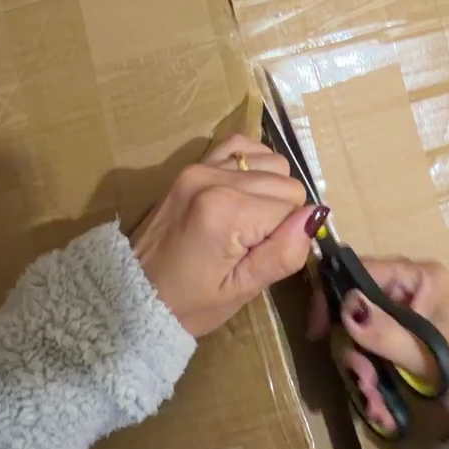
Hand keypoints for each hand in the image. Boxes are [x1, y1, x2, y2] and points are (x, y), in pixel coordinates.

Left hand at [132, 134, 325, 337]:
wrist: (132, 293)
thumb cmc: (189, 302)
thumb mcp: (242, 291)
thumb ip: (282, 253)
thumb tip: (315, 216)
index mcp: (226, 211)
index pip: (293, 205)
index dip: (285, 234)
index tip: (258, 256)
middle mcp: (214, 178)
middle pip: (285, 180)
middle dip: (279, 213)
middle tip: (251, 244)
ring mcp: (201, 166)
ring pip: (271, 162)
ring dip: (268, 189)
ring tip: (245, 221)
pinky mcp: (193, 163)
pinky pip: (243, 146)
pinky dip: (253, 165)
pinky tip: (243, 192)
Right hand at [309, 258, 448, 436]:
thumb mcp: (428, 355)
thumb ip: (386, 332)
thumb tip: (346, 306)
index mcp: (420, 277)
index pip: (360, 269)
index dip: (333, 295)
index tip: (317, 330)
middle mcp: (408, 290)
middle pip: (354, 305)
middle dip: (352, 346)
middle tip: (362, 379)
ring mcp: (403, 316)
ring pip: (357, 333)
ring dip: (360, 368)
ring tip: (377, 398)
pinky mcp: (399, 342)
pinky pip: (368, 351)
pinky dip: (369, 378)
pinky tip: (381, 404)